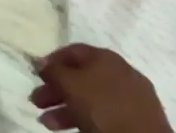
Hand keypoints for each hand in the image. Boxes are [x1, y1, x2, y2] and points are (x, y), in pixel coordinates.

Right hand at [31, 44, 171, 132]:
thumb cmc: (103, 108)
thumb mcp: (70, 85)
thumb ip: (53, 71)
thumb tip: (41, 62)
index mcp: (105, 57)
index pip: (72, 51)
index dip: (51, 61)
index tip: (37, 75)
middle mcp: (120, 72)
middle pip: (80, 77)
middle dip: (56, 90)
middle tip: (37, 102)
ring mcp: (132, 98)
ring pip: (92, 99)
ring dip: (66, 109)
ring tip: (47, 123)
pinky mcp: (139, 121)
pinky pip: (106, 114)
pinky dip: (86, 119)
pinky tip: (72, 129)